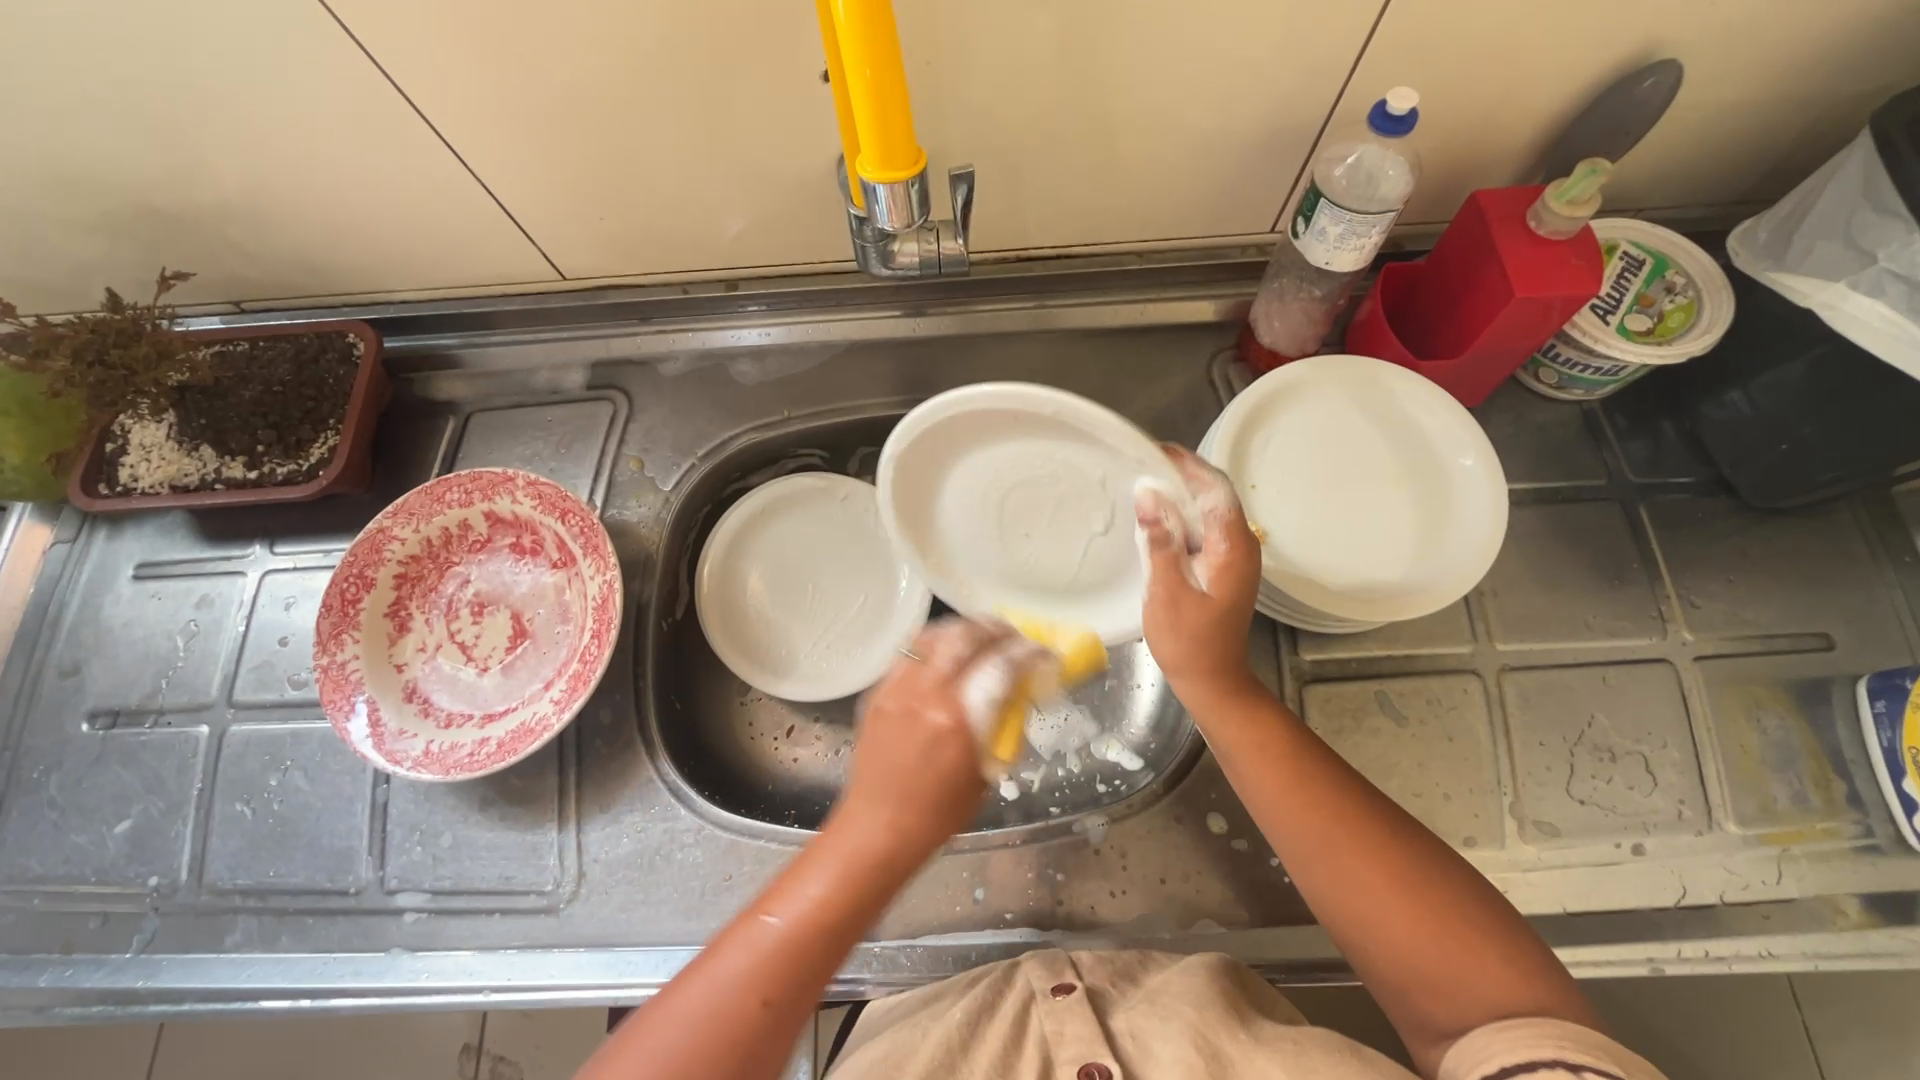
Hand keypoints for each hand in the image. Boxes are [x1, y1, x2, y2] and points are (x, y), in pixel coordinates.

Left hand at [833, 617, 1050, 861]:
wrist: (880, 826)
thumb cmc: (940, 812)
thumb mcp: (985, 771)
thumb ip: (998, 726)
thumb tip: (1014, 694)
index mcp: (960, 719)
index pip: (1003, 665)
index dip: (1030, 652)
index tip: (1043, 652)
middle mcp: (928, 694)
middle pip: (968, 638)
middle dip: (997, 630)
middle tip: (1014, 636)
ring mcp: (899, 688)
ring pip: (935, 637)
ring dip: (965, 630)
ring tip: (982, 635)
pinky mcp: (879, 691)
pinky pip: (909, 652)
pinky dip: (935, 644)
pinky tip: (946, 651)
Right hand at [1136, 444, 1262, 700]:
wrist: (1211, 679)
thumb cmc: (1188, 642)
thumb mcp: (1166, 591)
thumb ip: (1160, 541)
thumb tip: (1148, 495)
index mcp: (1232, 547)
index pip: (1214, 488)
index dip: (1186, 464)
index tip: (1154, 449)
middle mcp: (1241, 544)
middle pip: (1214, 494)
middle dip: (1181, 473)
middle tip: (1142, 460)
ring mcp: (1234, 555)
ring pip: (1209, 509)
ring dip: (1180, 493)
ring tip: (1144, 480)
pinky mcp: (1223, 565)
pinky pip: (1204, 527)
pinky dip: (1181, 515)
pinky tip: (1156, 516)